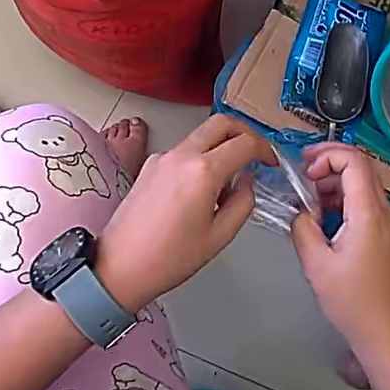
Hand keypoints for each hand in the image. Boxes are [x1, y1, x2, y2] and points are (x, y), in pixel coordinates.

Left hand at [94, 115, 273, 309]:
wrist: (118, 267)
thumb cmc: (169, 258)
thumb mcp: (219, 236)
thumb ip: (243, 202)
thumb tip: (247, 181)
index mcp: (203, 171)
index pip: (245, 143)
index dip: (265, 150)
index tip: (271, 163)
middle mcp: (182, 155)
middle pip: (221, 122)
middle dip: (244, 132)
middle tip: (255, 154)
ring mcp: (163, 156)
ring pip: (201, 134)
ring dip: (221, 145)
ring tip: (226, 182)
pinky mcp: (149, 164)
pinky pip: (184, 150)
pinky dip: (200, 158)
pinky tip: (199, 189)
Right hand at [289, 144, 389, 355]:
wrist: (384, 330)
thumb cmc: (353, 301)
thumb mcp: (316, 263)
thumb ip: (303, 228)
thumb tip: (298, 211)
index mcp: (368, 212)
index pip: (354, 161)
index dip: (328, 155)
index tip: (305, 169)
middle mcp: (381, 211)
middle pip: (361, 165)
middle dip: (330, 160)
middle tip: (303, 172)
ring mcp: (384, 221)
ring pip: (362, 181)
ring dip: (335, 179)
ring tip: (309, 196)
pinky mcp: (381, 232)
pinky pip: (363, 199)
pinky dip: (342, 195)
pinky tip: (322, 213)